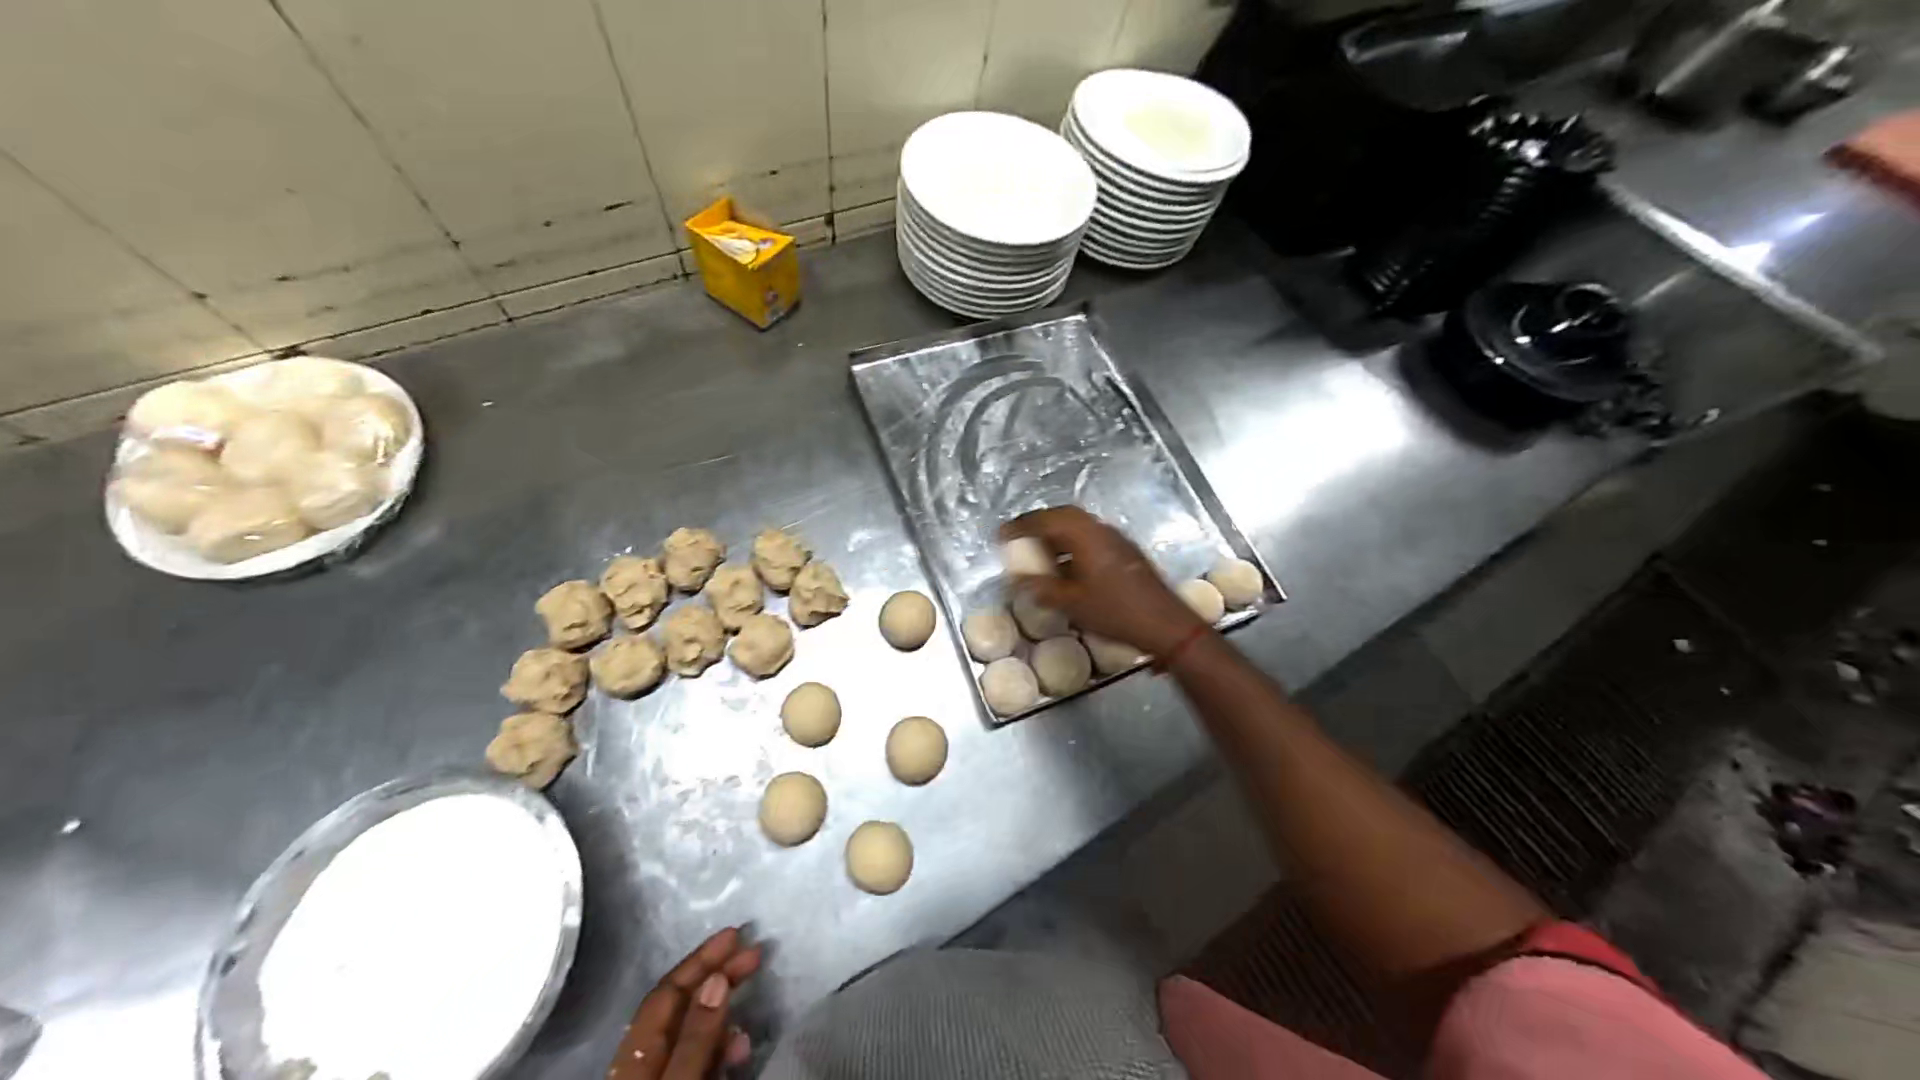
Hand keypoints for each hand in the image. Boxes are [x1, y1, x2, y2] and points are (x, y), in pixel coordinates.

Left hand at [608, 928, 761, 1079]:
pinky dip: (721, 1046)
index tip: (736, 934)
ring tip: (754, 999)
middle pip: (682, 1005)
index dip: (701, 959)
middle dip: (719, 974)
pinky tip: (740, 1048)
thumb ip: (696, 1036)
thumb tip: (718, 977)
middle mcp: (643, 1059)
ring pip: (693, 1031)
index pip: (668, 991)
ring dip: (724, 1011)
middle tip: (754, 953)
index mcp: (635, 1051)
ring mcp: (658, 1076)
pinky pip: (699, 1059)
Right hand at [1001, 506, 1208, 657]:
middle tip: (1019, 538)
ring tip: (1037, 552)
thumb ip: (1040, 587)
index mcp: (1086, 536)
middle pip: (1064, 516)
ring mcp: (1116, 539)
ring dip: (1056, 533)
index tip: (1002, 535)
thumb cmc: (1116, 613)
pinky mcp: (1125, 551)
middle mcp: (1101, 530)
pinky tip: (1065, 564)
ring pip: (1079, 525)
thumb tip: (1015, 577)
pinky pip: (1091, 536)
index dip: (1021, 526)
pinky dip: (1072, 542)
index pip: (1046, 520)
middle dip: (1038, 524)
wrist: (1165, 624)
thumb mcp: (1071, 603)